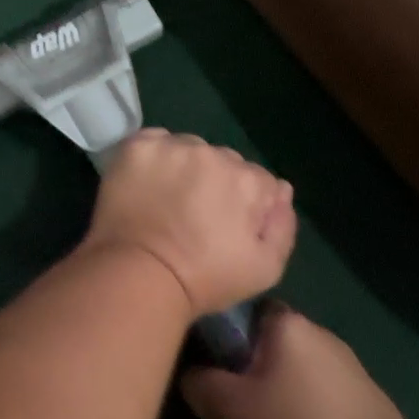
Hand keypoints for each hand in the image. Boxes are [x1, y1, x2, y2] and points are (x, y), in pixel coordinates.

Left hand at [79, 129, 295, 315]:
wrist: (139, 270)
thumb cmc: (206, 276)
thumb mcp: (265, 267)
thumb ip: (281, 224)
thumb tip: (282, 190)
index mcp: (247, 179)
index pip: (259, 180)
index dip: (246, 204)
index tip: (228, 224)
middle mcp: (211, 152)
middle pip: (222, 160)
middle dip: (216, 181)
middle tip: (197, 212)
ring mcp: (170, 146)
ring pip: (188, 148)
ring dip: (186, 165)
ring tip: (170, 196)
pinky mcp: (136, 145)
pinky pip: (155, 141)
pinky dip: (155, 156)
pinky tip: (148, 180)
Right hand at [181, 304, 402, 418]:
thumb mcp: (225, 405)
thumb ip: (198, 378)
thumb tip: (195, 373)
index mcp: (290, 324)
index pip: (247, 309)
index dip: (229, 335)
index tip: (220, 366)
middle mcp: (326, 336)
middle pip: (277, 343)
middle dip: (260, 367)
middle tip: (245, 402)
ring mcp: (361, 374)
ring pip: (307, 373)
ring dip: (292, 392)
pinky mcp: (384, 411)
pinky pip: (335, 400)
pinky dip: (320, 413)